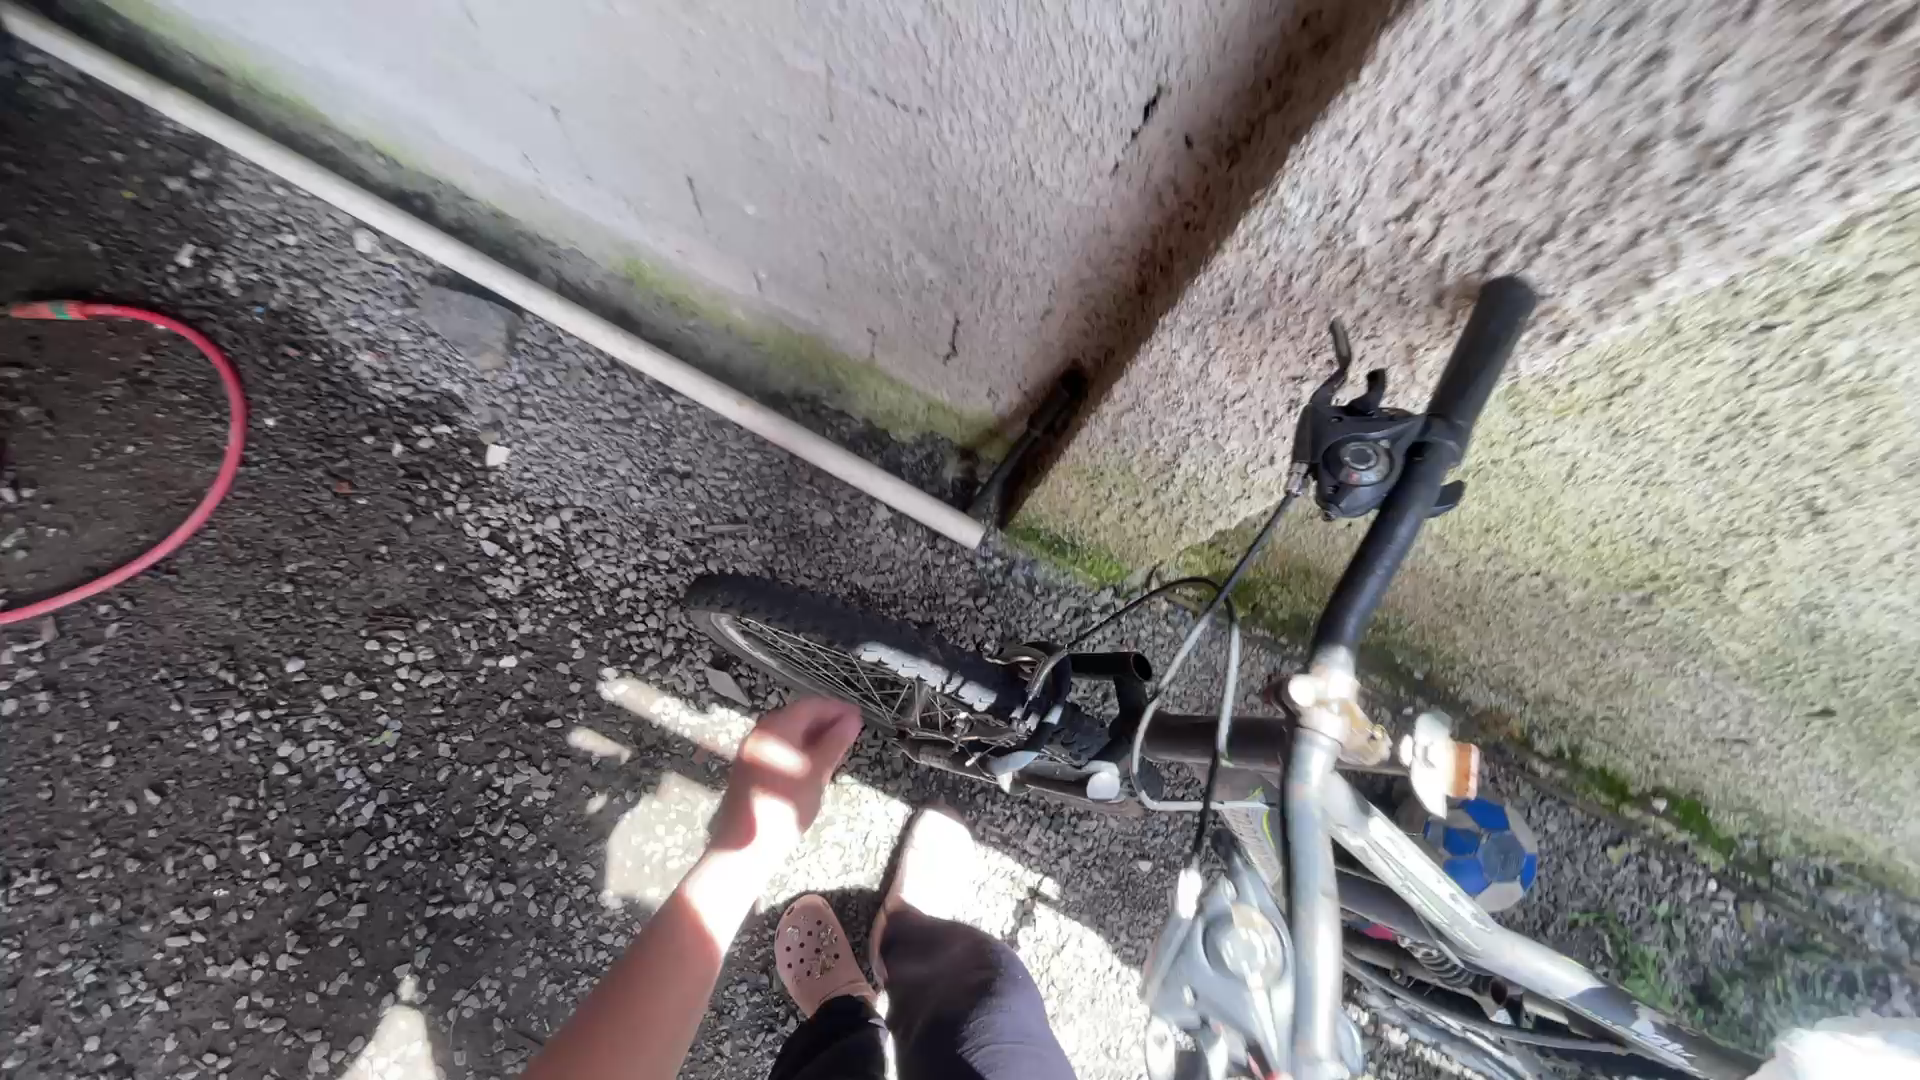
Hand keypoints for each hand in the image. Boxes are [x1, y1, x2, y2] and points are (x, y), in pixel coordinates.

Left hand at [707, 697, 863, 860]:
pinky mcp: (750, 768)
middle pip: (798, 716)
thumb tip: (853, 720)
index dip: (837, 709)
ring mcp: (753, 750)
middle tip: (851, 733)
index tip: (859, 717)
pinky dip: (800, 749)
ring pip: (790, 733)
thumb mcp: (817, 772)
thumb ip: (836, 742)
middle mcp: (761, 732)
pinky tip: (815, 764)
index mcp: (776, 728)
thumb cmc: (784, 806)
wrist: (744, 848)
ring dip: (814, 736)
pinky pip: (780, 747)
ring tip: (838, 749)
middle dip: (826, 722)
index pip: (811, 705)